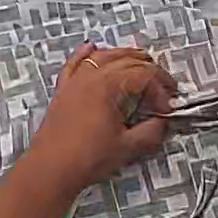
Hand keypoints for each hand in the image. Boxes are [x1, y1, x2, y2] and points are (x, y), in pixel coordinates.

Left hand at [24, 43, 178, 193]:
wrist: (50, 170)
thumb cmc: (86, 158)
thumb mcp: (128, 147)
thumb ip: (152, 131)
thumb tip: (164, 122)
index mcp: (108, 86)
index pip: (144, 75)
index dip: (161, 89)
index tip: (167, 109)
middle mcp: (91, 77)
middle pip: (127, 60)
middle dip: (150, 71)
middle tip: (164, 89)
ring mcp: (75, 81)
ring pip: (104, 56)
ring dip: (125, 56)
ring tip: (142, 64)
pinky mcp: (64, 90)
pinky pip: (76, 63)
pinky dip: (86, 54)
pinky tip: (92, 47)